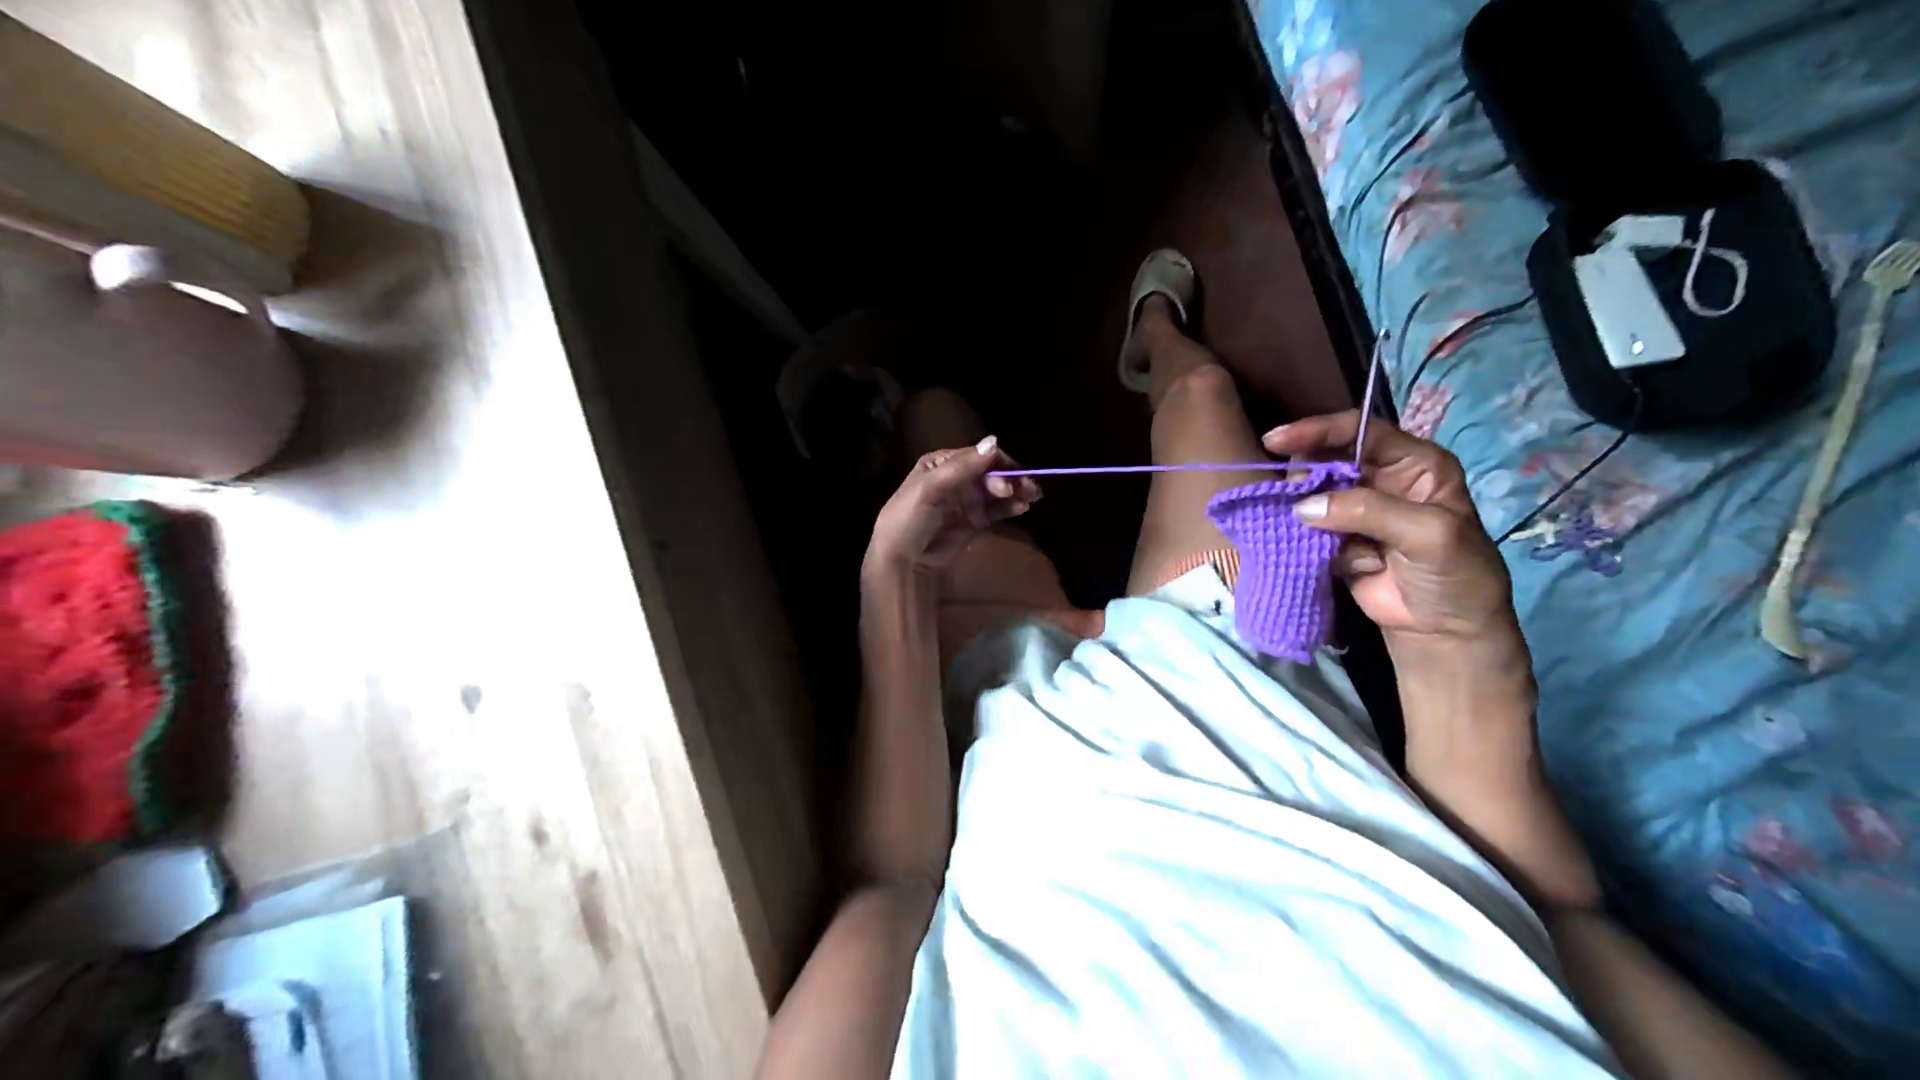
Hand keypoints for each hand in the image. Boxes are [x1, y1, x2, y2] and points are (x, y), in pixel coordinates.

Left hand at [866, 435, 1041, 573]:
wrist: (900, 560)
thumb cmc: (908, 518)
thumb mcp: (930, 487)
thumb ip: (963, 466)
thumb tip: (994, 441)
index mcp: (942, 463)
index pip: (979, 455)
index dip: (999, 464)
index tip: (1011, 480)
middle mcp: (956, 478)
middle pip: (992, 472)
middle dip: (1011, 478)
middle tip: (1029, 490)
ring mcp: (966, 500)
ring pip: (997, 490)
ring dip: (1016, 491)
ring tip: (1032, 498)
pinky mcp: (973, 521)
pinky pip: (997, 510)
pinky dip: (1010, 507)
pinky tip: (1022, 507)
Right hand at [1263, 411, 1516, 653]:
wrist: (1444, 632)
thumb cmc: (1455, 575)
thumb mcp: (1428, 534)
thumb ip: (1369, 511)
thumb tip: (1303, 506)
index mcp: (1415, 464)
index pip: (1362, 432)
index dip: (1319, 430)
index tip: (1276, 441)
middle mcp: (1382, 479)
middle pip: (1328, 458)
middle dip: (1306, 474)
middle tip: (1292, 495)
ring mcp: (1355, 510)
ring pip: (1311, 494)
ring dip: (1304, 511)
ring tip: (1310, 532)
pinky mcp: (1334, 539)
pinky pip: (1305, 527)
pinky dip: (1303, 537)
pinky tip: (1321, 554)